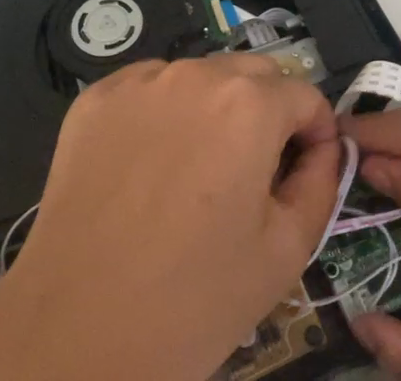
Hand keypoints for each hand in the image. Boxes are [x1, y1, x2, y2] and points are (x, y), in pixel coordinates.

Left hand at [0, 54, 339, 380]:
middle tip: (255, 171)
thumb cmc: (195, 296)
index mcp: (249, 105)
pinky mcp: (94, 101)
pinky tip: (151, 166)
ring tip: (198, 171)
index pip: (305, 95)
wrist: (78, 326)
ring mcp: (137, 83)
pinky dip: (163, 113)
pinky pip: (148, 90)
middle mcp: (194, 74)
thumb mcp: (286, 249)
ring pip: (198, 77)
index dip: (316, 132)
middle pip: (253, 74)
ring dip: (214, 108)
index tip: (305, 169)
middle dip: (269, 110)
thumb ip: (320, 182)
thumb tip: (322, 149)